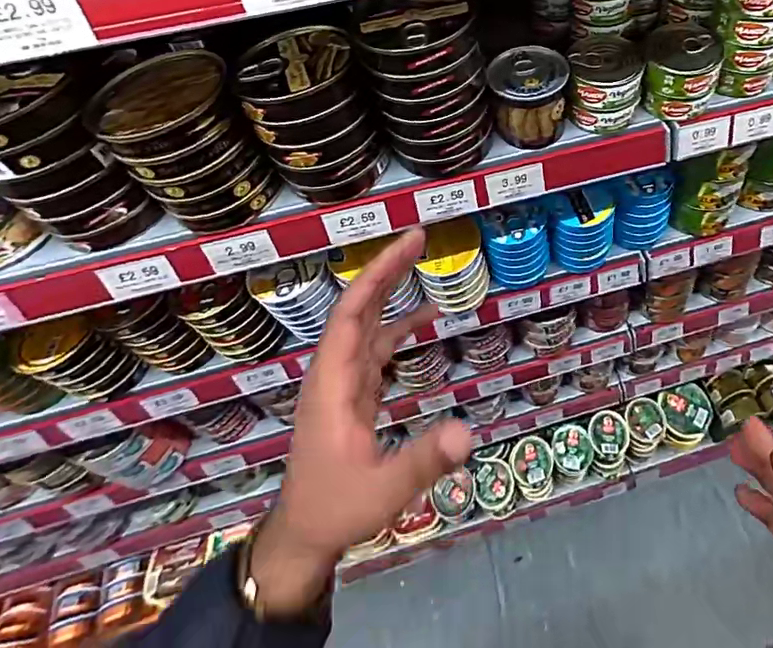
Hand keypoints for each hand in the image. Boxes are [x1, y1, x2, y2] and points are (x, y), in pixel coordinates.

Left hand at [248, 229, 472, 616]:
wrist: (303, 534)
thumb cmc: (335, 508)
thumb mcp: (382, 490)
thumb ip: (424, 460)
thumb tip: (468, 431)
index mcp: (333, 382)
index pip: (352, 312)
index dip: (377, 273)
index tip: (407, 244)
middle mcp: (335, 371)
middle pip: (359, 307)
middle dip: (387, 270)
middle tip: (419, 238)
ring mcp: (343, 381)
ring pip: (367, 324)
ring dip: (392, 293)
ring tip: (424, 264)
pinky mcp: (353, 393)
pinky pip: (377, 347)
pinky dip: (400, 328)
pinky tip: (426, 319)